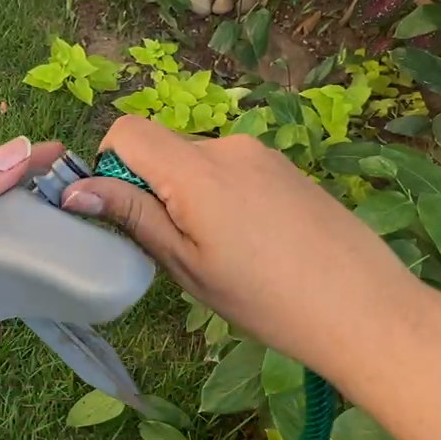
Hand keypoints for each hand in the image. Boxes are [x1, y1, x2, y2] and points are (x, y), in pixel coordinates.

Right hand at [57, 116, 418, 361]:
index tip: (126, 211)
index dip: (110, 164)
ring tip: (222, 248)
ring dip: (188, 192)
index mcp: (195, 169)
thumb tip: (74, 190)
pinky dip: (221, 194)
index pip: (126, 130)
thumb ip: (133, 215)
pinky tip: (253, 240)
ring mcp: (261, 153)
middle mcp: (227, 146)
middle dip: (153, 185)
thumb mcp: (186, 264)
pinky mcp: (285, 166)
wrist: (366, 309)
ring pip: (196, 160)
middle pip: (162, 146)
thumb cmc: (265, 299)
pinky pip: (231, 167)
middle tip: (178, 245)